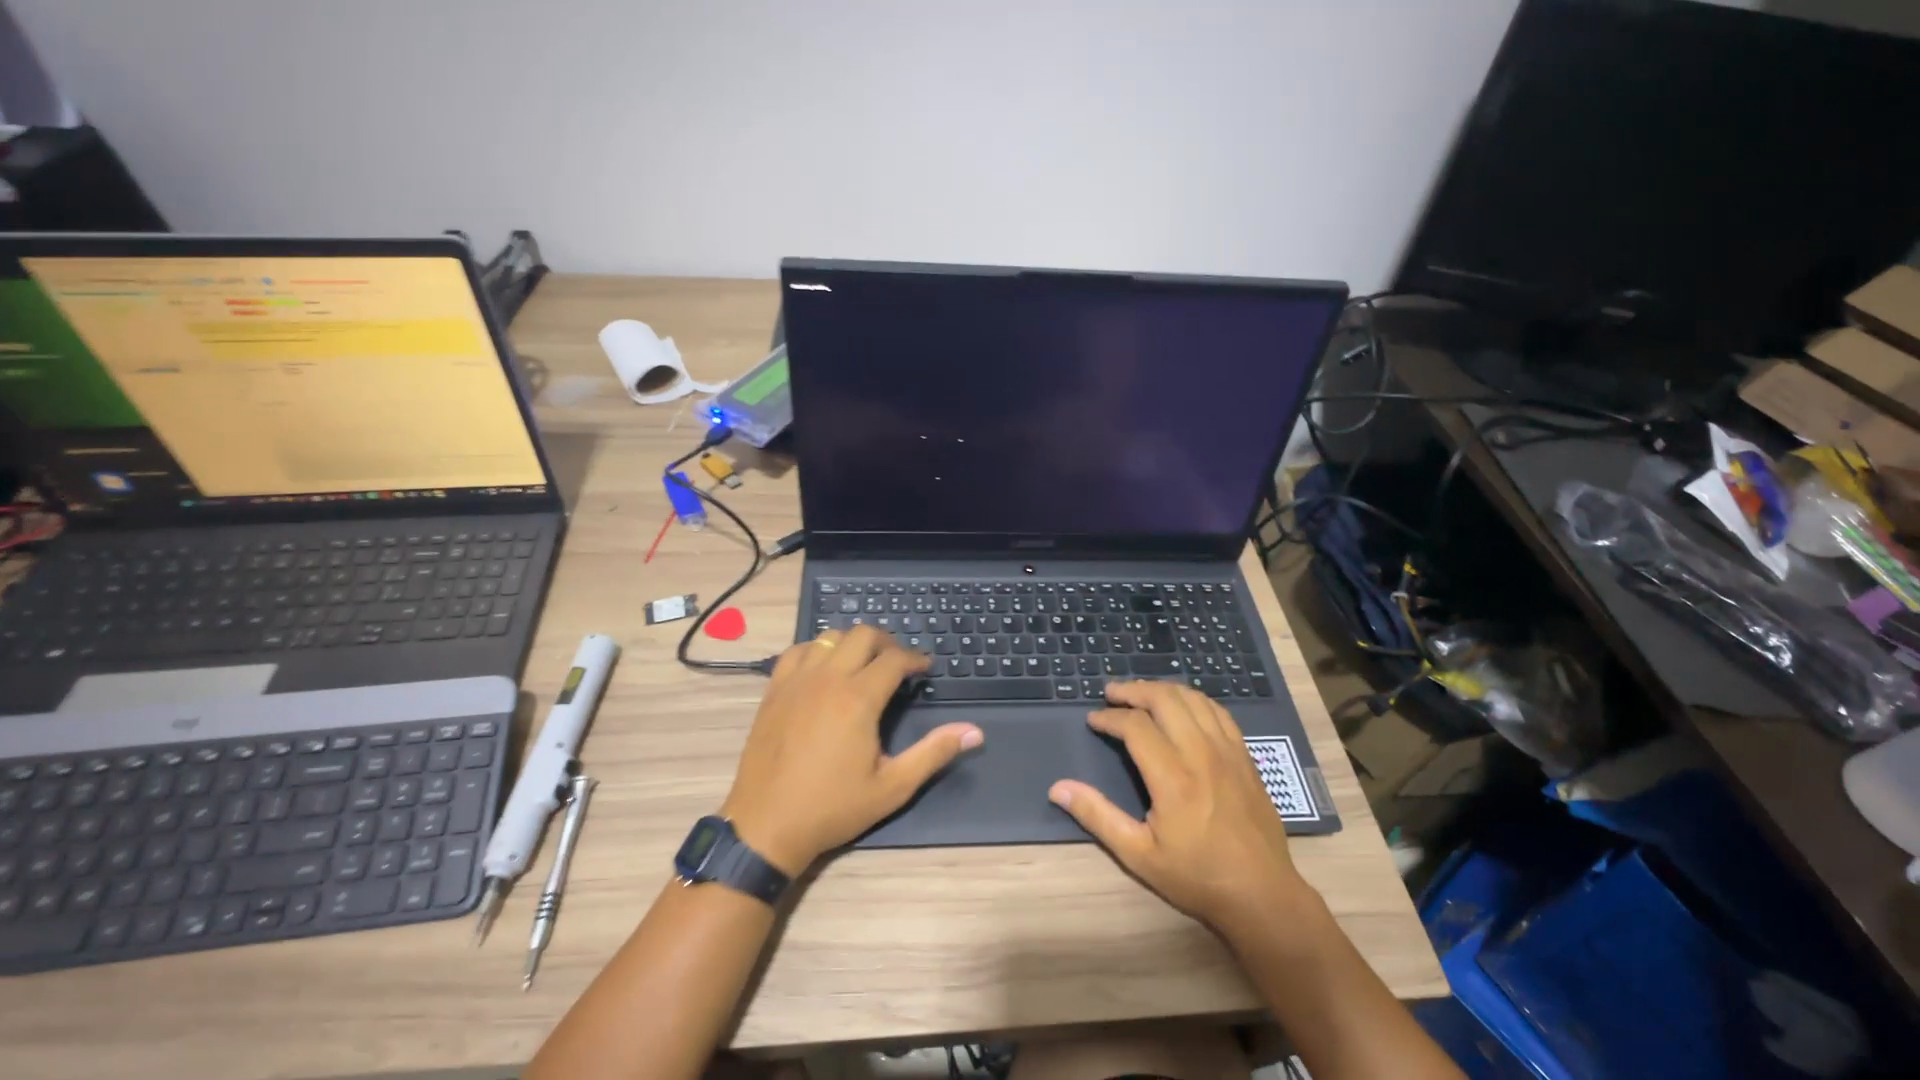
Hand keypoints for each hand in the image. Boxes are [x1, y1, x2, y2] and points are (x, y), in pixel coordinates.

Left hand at [720, 626, 983, 873]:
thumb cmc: (833, 808)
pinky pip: (797, 652)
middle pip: (862, 635)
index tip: (925, 669)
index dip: (915, 659)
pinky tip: (824, 670)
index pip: (894, 659)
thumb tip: (974, 732)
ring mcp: (795, 681)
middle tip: (899, 664)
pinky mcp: (773, 691)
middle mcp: (827, 679)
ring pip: (828, 637)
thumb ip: (933, 753)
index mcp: (859, 699)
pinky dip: (816, 650)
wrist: (766, 825)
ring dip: (852, 643)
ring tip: (864, 664)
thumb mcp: (892, 787)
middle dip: (887, 642)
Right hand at [1048, 681, 1311, 934]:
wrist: (1261, 893)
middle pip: (1166, 700)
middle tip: (1111, 694)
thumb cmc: (1196, 877)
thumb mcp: (1138, 855)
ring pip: (1194, 699)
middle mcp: (1202, 754)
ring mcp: (1228, 752)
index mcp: (1173, 778)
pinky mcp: (1245, 757)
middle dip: (1134, 690)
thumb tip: (1058, 788)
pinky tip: (1182, 708)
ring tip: (1141, 695)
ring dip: (1163, 690)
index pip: (1136, 726)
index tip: (1093, 720)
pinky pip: (1219, 712)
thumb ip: (1098, 816)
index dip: (1109, 717)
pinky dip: (1194, 700)